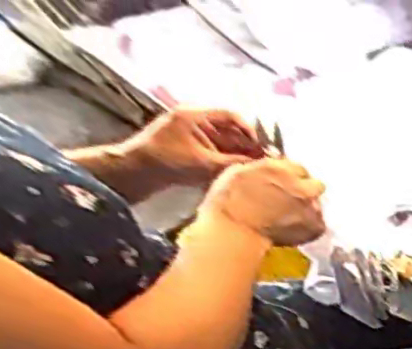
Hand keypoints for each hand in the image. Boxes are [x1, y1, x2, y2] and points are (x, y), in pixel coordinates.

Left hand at [122, 107, 262, 187]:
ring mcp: (198, 132)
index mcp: (195, 116)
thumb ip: (237, 161)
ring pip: (231, 140)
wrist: (142, 169)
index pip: (231, 116)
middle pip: (234, 129)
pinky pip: (224, 148)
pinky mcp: (199, 145)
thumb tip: (265, 164)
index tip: (264, 150)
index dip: (251, 131)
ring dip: (246, 153)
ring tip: (261, 168)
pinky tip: (248, 169)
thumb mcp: (207, 163)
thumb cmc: (171, 161)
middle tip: (269, 163)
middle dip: (252, 145)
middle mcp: (198, 120)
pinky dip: (237, 158)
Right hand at [199, 159, 325, 246]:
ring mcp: (313, 209)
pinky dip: (310, 223)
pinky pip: (319, 222)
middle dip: (307, 189)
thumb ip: (268, 169)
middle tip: (295, 197)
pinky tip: (295, 225)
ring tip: (291, 214)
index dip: (294, 175)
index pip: (300, 168)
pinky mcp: (318, 227)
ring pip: (318, 205)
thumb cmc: (231, 198)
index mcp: (282, 170)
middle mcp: (302, 188)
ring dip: (308, 207)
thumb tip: (280, 171)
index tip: (288, 182)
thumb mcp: (243, 171)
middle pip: (316, 185)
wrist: (239, 228)